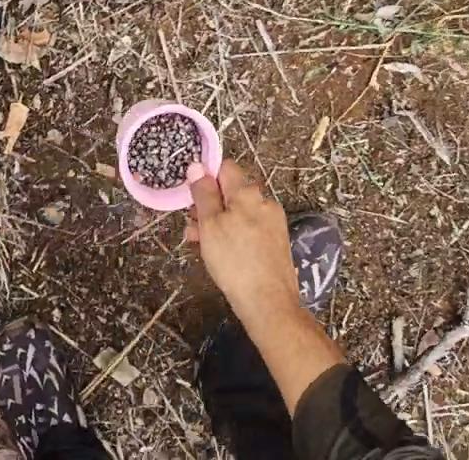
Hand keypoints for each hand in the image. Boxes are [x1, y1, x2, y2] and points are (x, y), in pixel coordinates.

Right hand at [184, 159, 303, 329]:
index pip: (225, 168)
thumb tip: (197, 166)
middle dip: (210, 206)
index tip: (194, 199)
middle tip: (192, 227)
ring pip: (239, 213)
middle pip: (231, 192)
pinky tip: (222, 254)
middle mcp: (264, 201)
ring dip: (219, 223)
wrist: (269, 303)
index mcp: (247, 192)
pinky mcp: (276, 242)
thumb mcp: (210, 225)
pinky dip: (234, 235)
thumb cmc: (234, 261)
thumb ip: (204, 194)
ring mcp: (273, 222)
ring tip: (201, 245)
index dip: (207, 179)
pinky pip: (250, 229)